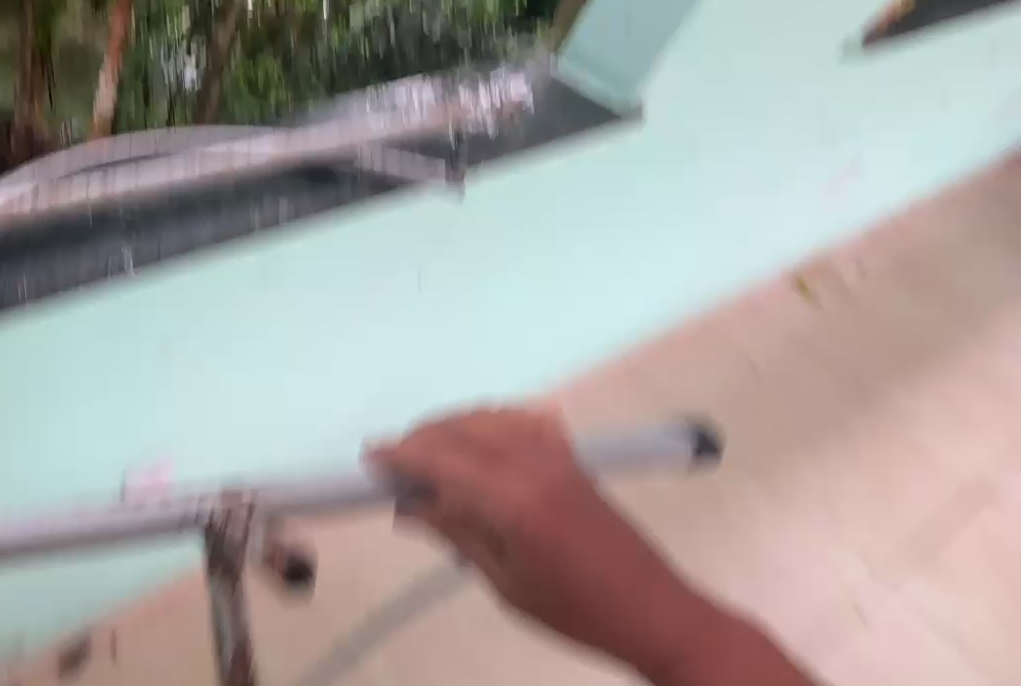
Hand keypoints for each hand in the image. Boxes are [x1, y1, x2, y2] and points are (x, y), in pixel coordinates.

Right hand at [365, 408, 723, 676]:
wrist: (658, 613)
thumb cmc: (575, 609)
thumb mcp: (503, 581)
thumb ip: (452, 532)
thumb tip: (403, 506)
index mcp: (512, 500)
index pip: (439, 459)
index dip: (399, 454)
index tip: (370, 457)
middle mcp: (530, 463)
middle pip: (456, 428)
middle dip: (418, 439)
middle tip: (396, 465)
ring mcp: (553, 452)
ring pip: (482, 415)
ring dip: (447, 426)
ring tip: (429, 454)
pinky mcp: (567, 453)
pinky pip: (514, 417)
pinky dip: (484, 420)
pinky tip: (473, 438)